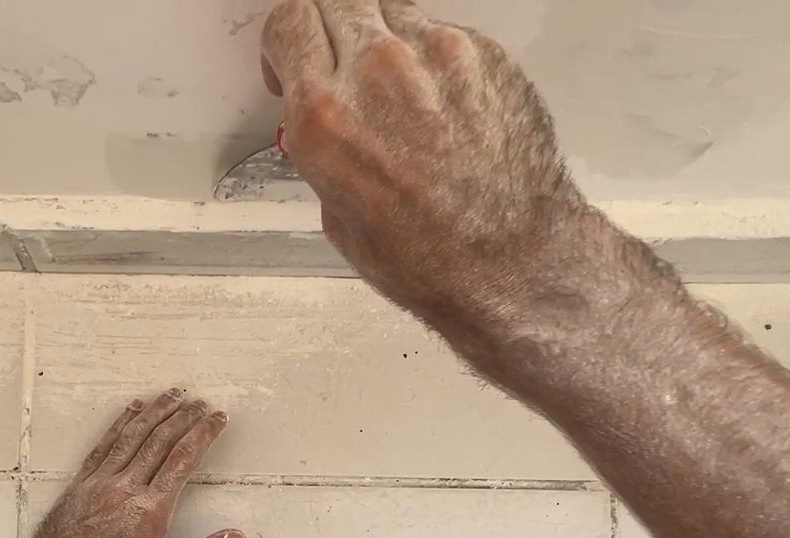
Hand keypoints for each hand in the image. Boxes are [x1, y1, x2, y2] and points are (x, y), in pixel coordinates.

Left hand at [25, 389, 246, 537]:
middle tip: (201, 403)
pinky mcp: (81, 484)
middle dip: (184, 417)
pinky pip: (104, 444)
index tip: (217, 419)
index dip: (203, 434)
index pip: (183, 460)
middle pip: (160, 440)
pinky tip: (133, 409)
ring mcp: (100, 483)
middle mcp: (125, 489)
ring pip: (132, 435)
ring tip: (173, 394)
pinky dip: (121, 423)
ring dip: (156, 411)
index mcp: (150, 511)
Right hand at [261, 0, 662, 378]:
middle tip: (332, 66)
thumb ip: (324, 154)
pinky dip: (424, 56)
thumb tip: (323, 128)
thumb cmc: (426, 258)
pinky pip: (437, 31)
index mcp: (327, 119)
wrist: (505, 261)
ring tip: (387, 88)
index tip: (288, 62)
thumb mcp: (339, 217)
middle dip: (324, 31)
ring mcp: (436, 53)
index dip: (283, 44)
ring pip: (386, 6)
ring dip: (375, 38)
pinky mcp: (482, 51)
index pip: (289, 24)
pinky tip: (432, 102)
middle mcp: (378, 71)